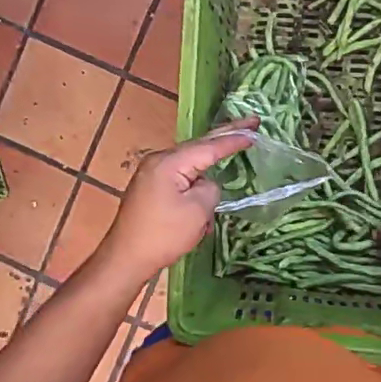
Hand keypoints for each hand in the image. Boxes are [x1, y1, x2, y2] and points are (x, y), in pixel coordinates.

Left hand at [95, 118, 257, 280]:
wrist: (125, 258)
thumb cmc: (163, 235)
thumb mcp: (198, 211)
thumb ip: (211, 188)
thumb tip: (206, 184)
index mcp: (169, 162)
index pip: (209, 146)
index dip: (234, 139)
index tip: (255, 130)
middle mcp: (158, 161)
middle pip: (198, 146)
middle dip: (225, 137)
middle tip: (250, 123)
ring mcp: (151, 174)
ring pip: (190, 165)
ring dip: (210, 167)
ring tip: (234, 151)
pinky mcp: (150, 188)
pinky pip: (180, 178)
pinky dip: (195, 183)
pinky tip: (206, 192)